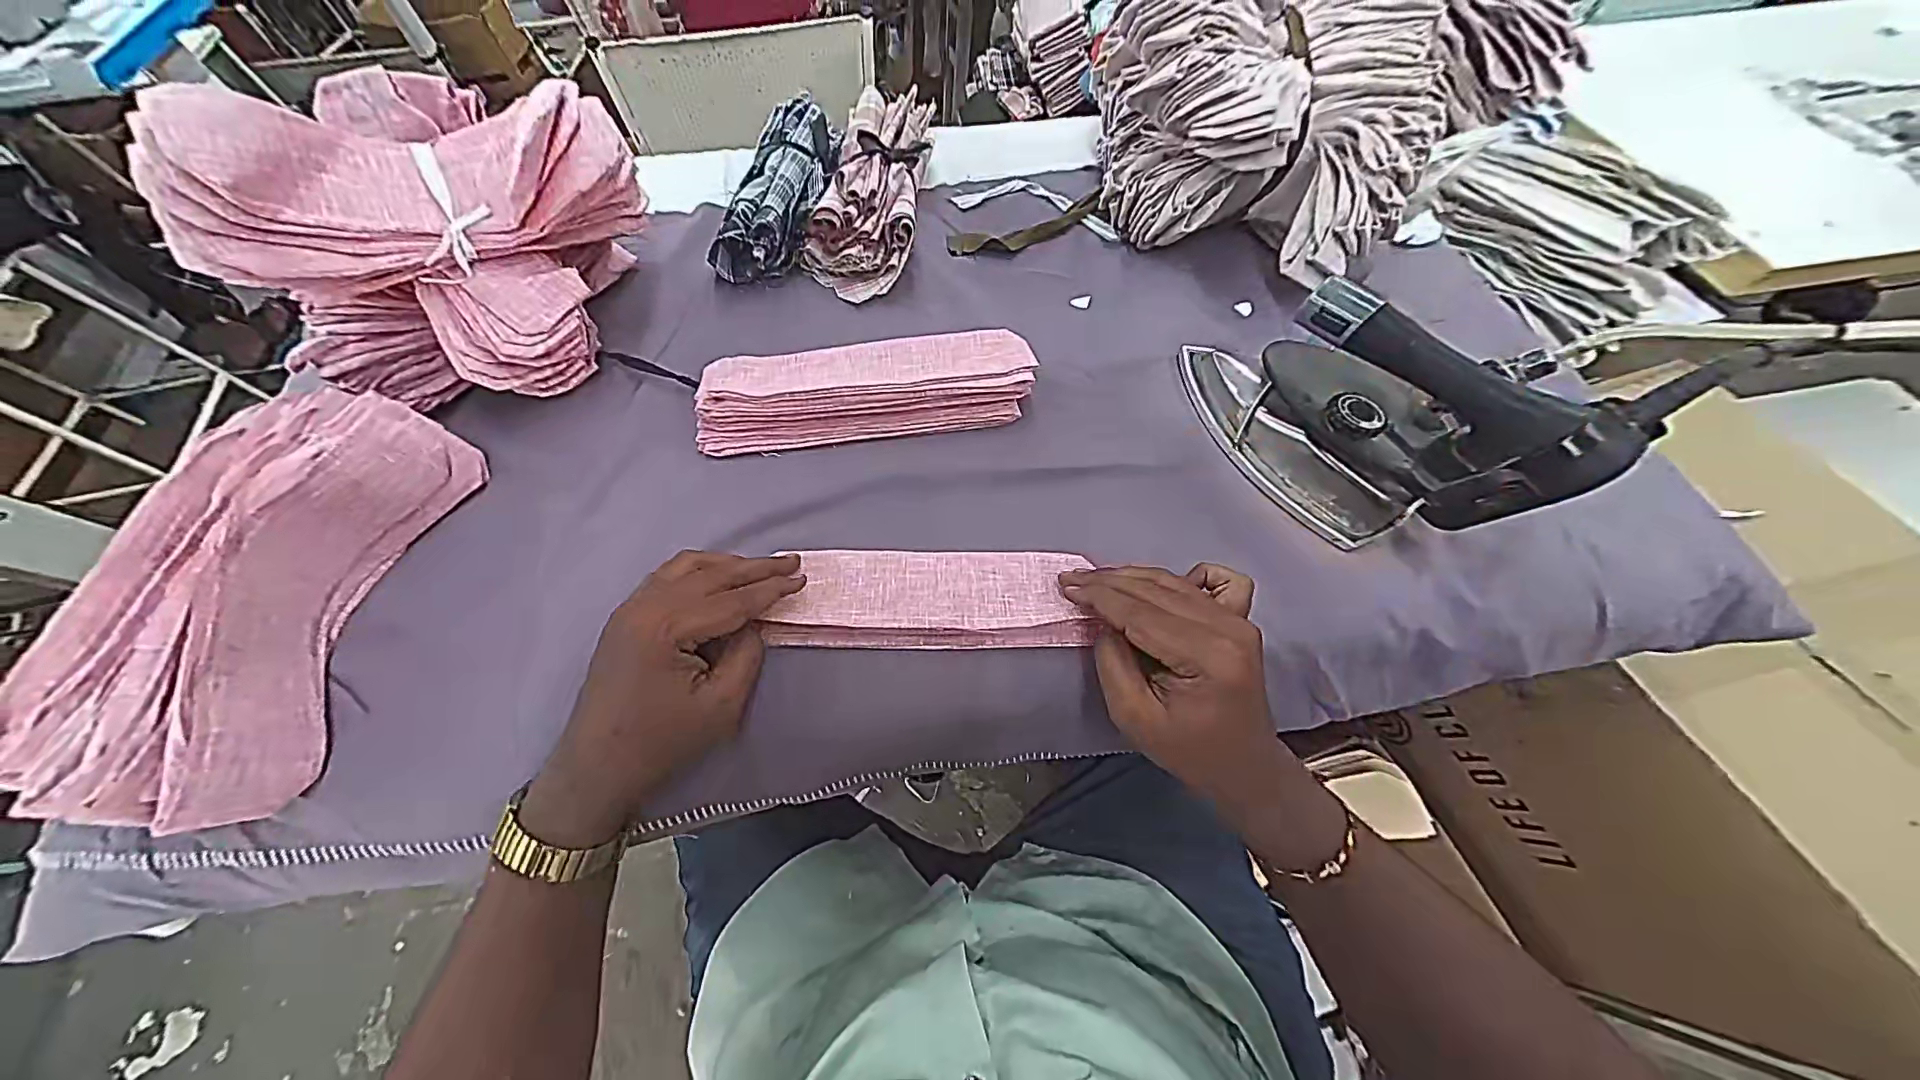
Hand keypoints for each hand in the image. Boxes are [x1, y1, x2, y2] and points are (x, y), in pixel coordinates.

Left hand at [521, 551, 805, 845]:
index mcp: (665, 627)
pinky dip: (699, 570)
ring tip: (760, 568)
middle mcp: (644, 606)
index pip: (730, 599)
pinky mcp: (625, 617)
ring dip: (727, 564)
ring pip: (686, 568)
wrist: (599, 767)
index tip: (800, 579)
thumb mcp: (722, 704)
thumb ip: (746, 653)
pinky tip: (718, 576)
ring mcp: (630, 608)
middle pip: (710, 575)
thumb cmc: (663, 741)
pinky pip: (667, 577)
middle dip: (755, 568)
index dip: (769, 589)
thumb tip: (755, 621)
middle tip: (791, 563)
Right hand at [1058, 564, 1288, 807]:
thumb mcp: (1134, 718)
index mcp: (1209, 657)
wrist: (1243, 765)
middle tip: (1070, 579)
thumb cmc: (1188, 751)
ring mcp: (1239, 621)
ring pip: (1175, 582)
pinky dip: (1183, 576)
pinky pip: (1215, 580)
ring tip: (1094, 579)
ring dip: (1131, 577)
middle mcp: (1229, 629)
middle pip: (1156, 591)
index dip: (1100, 597)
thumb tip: (1103, 621)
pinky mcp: (1241, 619)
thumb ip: (1113, 664)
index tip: (1066, 587)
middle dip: (1108, 582)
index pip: (1142, 613)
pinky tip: (1157, 588)